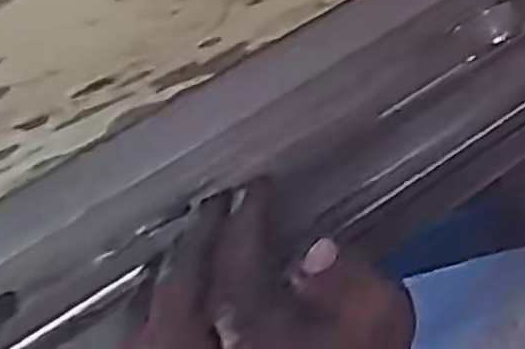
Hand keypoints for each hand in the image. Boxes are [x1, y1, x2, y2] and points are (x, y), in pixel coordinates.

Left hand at [130, 180, 413, 348]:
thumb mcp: (380, 317)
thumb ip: (351, 281)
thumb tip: (316, 246)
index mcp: (260, 334)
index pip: (238, 268)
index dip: (244, 223)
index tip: (256, 189)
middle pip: (180, 299)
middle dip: (197, 244)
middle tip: (215, 204)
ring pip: (146, 333)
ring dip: (160, 284)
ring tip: (177, 249)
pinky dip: (143, 324)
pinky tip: (153, 306)